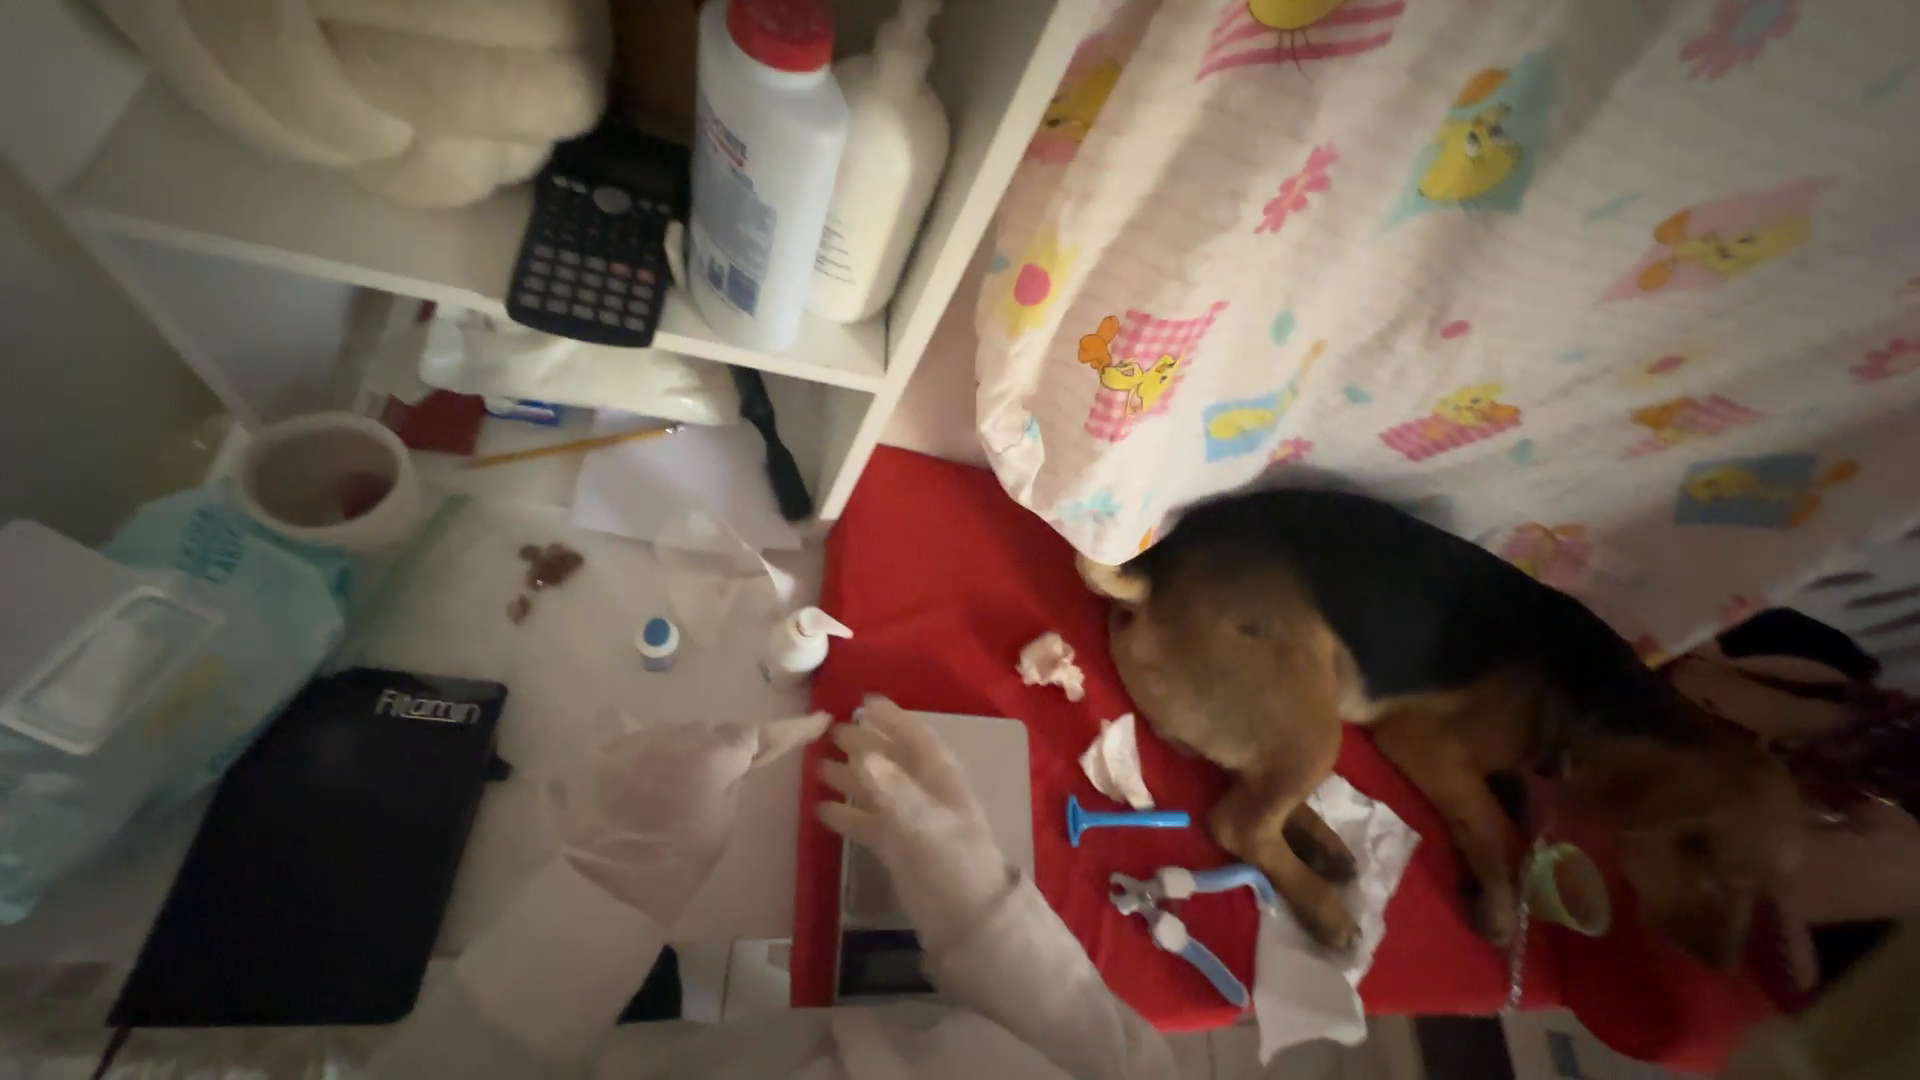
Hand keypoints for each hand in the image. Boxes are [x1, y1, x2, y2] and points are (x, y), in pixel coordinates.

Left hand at [560, 714, 827, 923]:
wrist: (601, 885)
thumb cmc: (673, 862)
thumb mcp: (721, 824)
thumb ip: (734, 780)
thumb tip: (734, 762)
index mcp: (716, 753)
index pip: (761, 733)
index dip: (791, 729)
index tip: (819, 720)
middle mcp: (681, 734)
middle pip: (716, 732)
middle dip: (725, 748)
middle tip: (728, 777)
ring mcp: (644, 739)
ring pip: (682, 736)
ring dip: (690, 752)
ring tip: (682, 787)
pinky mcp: (613, 751)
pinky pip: (649, 744)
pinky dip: (658, 759)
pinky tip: (650, 783)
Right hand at [818, 698, 1014, 951]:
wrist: (968, 923)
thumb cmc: (953, 863)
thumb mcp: (926, 823)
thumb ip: (894, 789)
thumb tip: (861, 752)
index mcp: (940, 779)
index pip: (915, 738)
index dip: (892, 719)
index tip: (863, 702)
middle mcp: (924, 794)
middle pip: (891, 760)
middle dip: (864, 744)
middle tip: (831, 731)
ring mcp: (910, 822)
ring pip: (876, 791)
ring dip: (850, 777)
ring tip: (818, 766)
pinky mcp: (897, 849)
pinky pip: (868, 824)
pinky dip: (847, 816)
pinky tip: (821, 810)